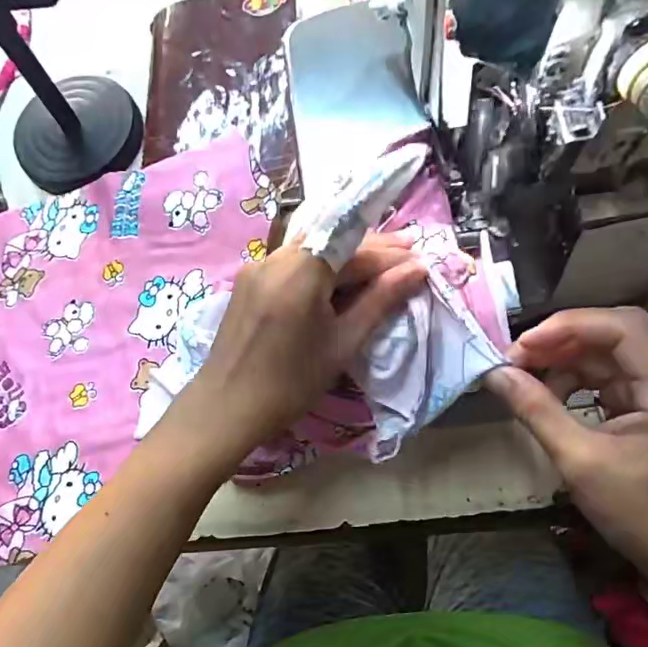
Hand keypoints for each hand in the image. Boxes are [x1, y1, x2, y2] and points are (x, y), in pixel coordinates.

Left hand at [164, 235, 426, 470]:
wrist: (228, 406)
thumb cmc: (292, 383)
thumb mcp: (343, 344)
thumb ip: (379, 301)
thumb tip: (416, 270)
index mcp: (302, 271)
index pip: (355, 247)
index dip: (389, 253)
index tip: (419, 257)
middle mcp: (276, 257)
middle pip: (331, 240)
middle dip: (371, 247)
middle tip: (408, 249)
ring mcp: (257, 266)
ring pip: (311, 248)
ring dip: (345, 253)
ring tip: (380, 260)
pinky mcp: (247, 280)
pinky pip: (291, 261)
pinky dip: (319, 264)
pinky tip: (337, 275)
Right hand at [484, 307, 647, 609]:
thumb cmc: (638, 514)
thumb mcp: (580, 462)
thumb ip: (537, 411)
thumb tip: (496, 374)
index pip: (623, 328)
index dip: (570, 326)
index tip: (522, 346)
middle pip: (617, 337)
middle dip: (563, 342)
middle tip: (516, 361)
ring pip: (612, 359)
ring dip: (567, 363)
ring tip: (527, 380)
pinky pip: (613, 382)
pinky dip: (579, 383)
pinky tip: (552, 398)